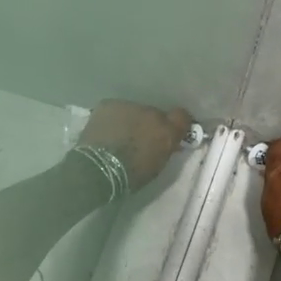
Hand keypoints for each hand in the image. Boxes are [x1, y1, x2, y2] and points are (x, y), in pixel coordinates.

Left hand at [78, 102, 194, 191]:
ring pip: (132, 110)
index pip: (182, 117)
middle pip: (154, 114)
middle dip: (147, 124)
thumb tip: (168, 141)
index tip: (170, 131)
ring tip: (117, 134)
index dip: (176, 123)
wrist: (99, 168)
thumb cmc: (131, 175)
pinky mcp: (108, 104)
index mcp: (167, 131)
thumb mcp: (157, 165)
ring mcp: (129, 106)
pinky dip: (111, 117)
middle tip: (136, 138)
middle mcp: (151, 113)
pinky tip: (103, 129)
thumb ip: (165, 148)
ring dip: (128, 120)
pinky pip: (114, 109)